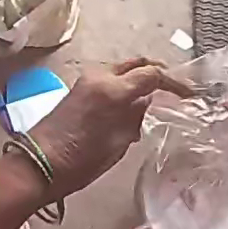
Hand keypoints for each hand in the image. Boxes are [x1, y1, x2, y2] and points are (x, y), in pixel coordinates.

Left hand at [27, 57, 191, 195]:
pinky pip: (111, 78)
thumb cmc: (80, 160)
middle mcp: (100, 76)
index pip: (152, 74)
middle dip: (159, 72)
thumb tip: (148, 102)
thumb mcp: (118, 142)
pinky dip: (127, 84)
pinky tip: (135, 104)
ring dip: (142, 78)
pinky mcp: (80, 89)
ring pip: (124, 69)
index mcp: (112, 89)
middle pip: (138, 63)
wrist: (37, 164)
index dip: (175, 83)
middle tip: (176, 88)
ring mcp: (87, 80)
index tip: (189, 94)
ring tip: (159, 97)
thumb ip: (137, 117)